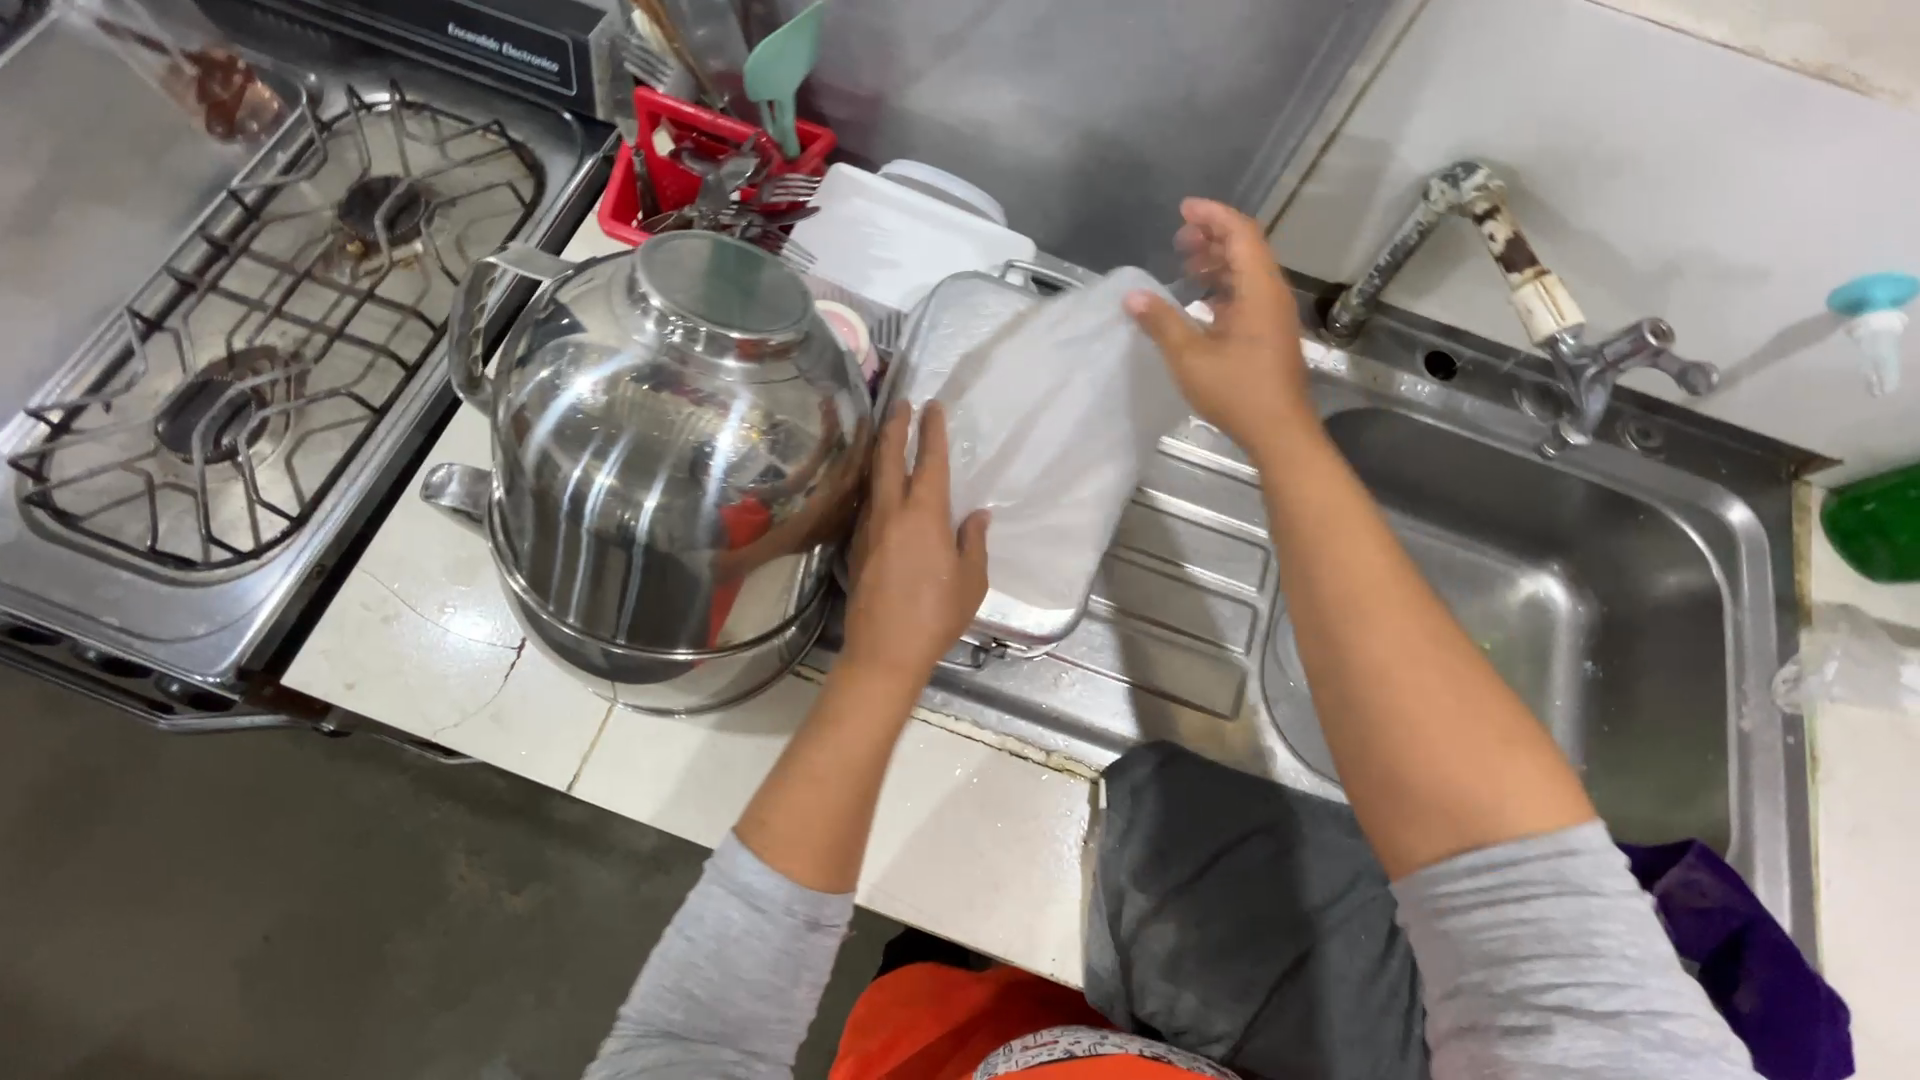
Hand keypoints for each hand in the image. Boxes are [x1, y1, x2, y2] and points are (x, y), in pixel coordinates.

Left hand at [842, 401, 988, 686]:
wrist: (885, 650)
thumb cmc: (937, 616)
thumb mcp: (971, 581)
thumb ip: (973, 542)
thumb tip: (976, 516)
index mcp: (924, 516)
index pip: (929, 461)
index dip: (931, 431)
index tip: (931, 407)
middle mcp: (891, 513)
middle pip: (888, 458)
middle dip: (894, 427)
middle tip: (899, 404)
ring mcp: (869, 530)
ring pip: (872, 480)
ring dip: (880, 453)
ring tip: (887, 437)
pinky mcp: (857, 548)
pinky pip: (867, 505)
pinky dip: (875, 486)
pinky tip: (882, 489)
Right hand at [1125, 198, 1314, 461]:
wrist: (1279, 431)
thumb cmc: (1237, 392)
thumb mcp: (1190, 357)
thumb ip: (1161, 322)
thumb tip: (1132, 296)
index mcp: (1258, 290)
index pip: (1240, 234)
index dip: (1212, 216)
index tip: (1183, 210)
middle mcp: (1271, 295)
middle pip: (1245, 249)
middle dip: (1212, 237)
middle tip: (1179, 238)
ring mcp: (1272, 315)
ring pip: (1246, 273)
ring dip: (1217, 263)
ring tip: (1185, 265)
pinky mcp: (1268, 334)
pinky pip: (1246, 295)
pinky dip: (1222, 288)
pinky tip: (1199, 301)